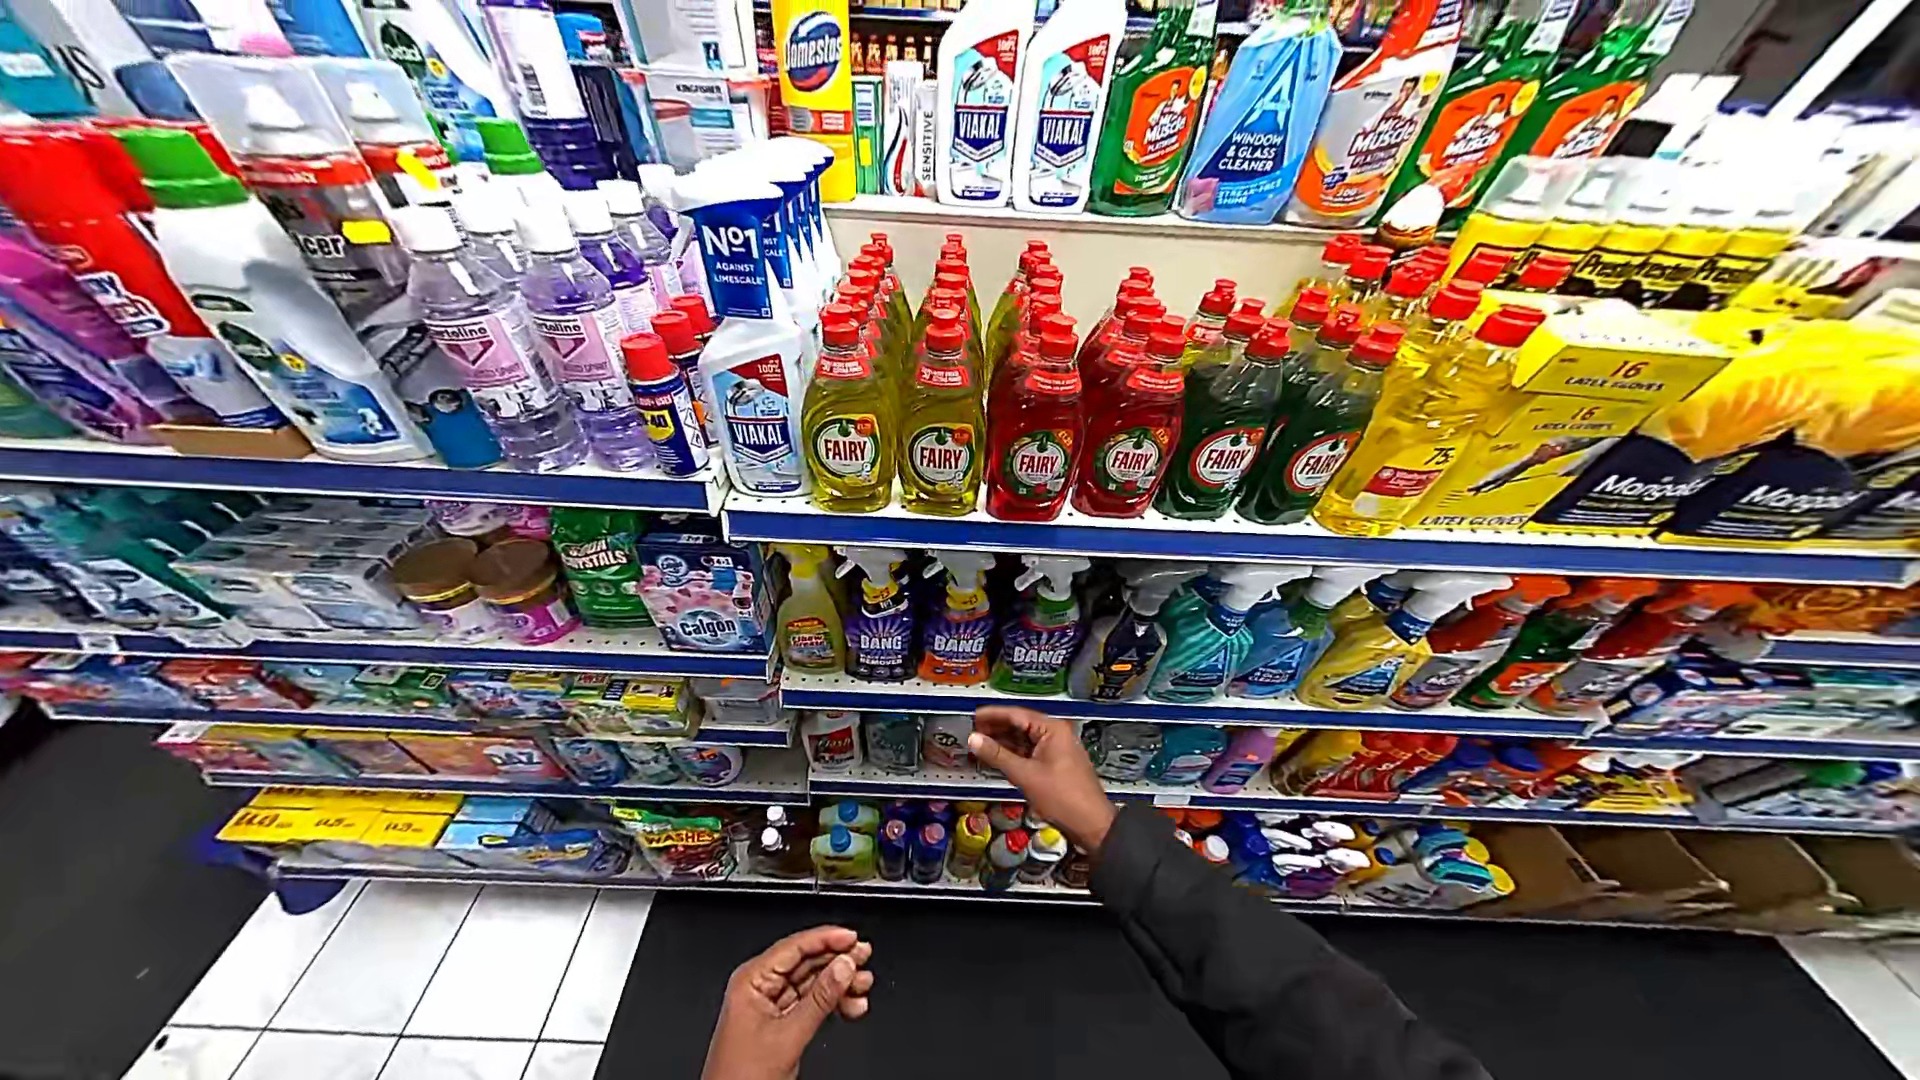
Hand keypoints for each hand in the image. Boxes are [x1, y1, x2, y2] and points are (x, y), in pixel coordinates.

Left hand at [701, 925, 874, 1079]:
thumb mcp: (787, 1037)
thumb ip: (820, 999)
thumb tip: (844, 965)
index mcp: (752, 980)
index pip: (795, 946)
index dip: (827, 938)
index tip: (853, 938)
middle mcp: (761, 986)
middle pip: (807, 961)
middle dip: (838, 962)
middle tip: (864, 958)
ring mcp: (770, 1005)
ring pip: (812, 981)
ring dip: (840, 984)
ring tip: (863, 985)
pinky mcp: (780, 1023)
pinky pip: (811, 1002)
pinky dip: (832, 1003)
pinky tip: (851, 1006)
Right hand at [969, 706, 1115, 853]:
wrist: (1091, 825)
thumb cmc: (1063, 798)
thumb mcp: (1025, 775)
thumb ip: (997, 755)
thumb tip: (975, 739)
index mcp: (1052, 729)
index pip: (1017, 714)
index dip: (993, 715)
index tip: (975, 716)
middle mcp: (1055, 734)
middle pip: (1020, 725)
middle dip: (996, 729)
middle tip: (974, 731)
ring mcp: (1056, 749)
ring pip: (1023, 740)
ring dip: (1003, 743)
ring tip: (981, 744)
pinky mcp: (1054, 764)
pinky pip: (1029, 753)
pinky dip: (1013, 755)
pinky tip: (997, 758)